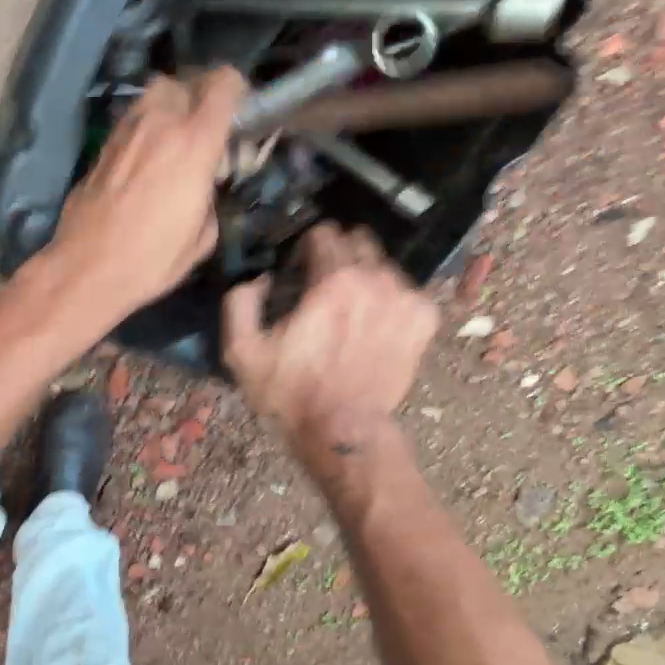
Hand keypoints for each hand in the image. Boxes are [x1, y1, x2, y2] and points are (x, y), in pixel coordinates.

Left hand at [40, 68, 246, 324]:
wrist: (86, 270)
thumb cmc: (150, 261)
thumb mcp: (200, 240)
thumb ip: (210, 201)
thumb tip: (203, 190)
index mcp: (194, 142)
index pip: (222, 84)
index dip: (236, 90)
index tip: (238, 110)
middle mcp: (158, 124)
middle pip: (183, 81)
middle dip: (198, 97)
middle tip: (203, 127)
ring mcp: (125, 132)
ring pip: (152, 95)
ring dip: (168, 109)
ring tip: (172, 140)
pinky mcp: (101, 147)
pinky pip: (130, 121)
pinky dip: (143, 129)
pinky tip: (144, 160)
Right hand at [224, 224, 436, 457]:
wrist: (343, 431)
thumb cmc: (290, 394)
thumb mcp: (242, 352)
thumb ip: (240, 302)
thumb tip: (258, 279)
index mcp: (333, 279)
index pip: (323, 232)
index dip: (304, 248)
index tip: (297, 271)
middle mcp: (375, 278)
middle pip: (358, 240)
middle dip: (338, 256)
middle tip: (322, 287)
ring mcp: (406, 298)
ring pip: (383, 265)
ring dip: (364, 277)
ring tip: (349, 311)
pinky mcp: (424, 320)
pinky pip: (406, 291)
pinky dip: (389, 300)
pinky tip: (373, 325)